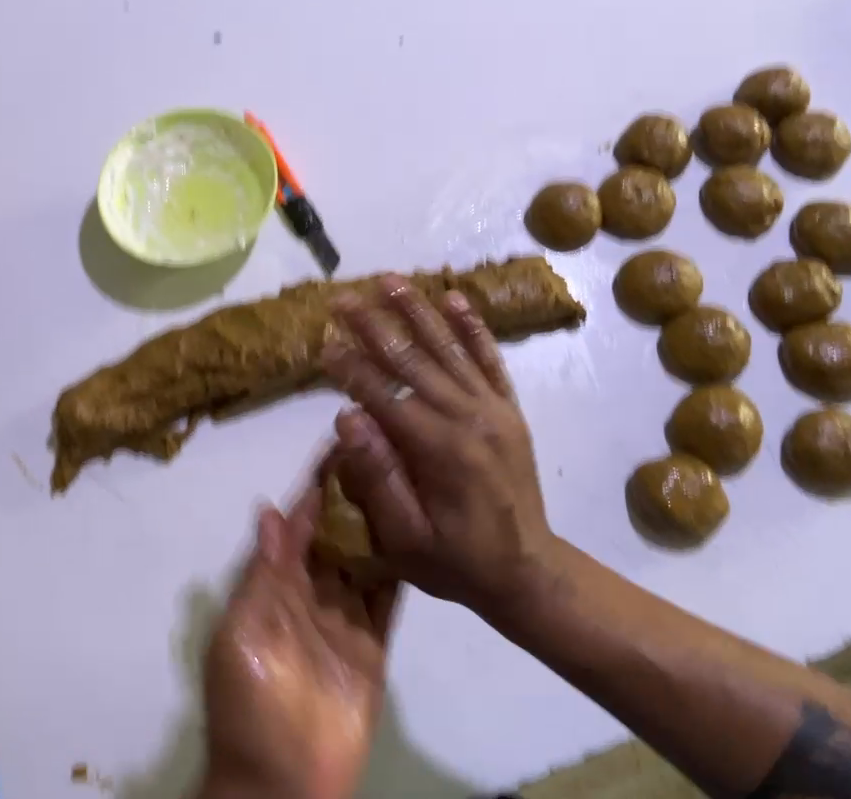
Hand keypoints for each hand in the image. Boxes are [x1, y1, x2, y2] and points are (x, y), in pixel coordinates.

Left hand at [199, 483, 400, 798]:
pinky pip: (386, 601)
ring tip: (405, 482)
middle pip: (333, 537)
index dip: (315, 490)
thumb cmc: (250, 706)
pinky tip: (418, 538)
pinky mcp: (372, 648)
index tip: (337, 447)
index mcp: (270, 589)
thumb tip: (270, 508)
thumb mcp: (242, 634)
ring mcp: (342, 621)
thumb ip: (262, 573)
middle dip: (351, 498)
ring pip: (363, 561)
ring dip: (378, 526)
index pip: (297, 528)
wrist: (281, 785)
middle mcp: (308, 597)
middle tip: (382, 453)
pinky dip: (398, 571)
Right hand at [320, 276, 557, 617]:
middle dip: (374, 326)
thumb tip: (345, 418)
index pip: (383, 395)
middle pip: (412, 360)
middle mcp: (467, 417)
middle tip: (342, 297)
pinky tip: (454, 298)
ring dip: (417, 311)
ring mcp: (493, 409)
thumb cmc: (456, 562)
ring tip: (390, 279)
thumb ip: (377, 476)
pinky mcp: (509, 409)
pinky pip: (490, 360)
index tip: (322, 342)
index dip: (349, 367)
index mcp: (438, 449)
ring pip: (449, 348)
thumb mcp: (406, 537)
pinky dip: (473, 327)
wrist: (528, 572)